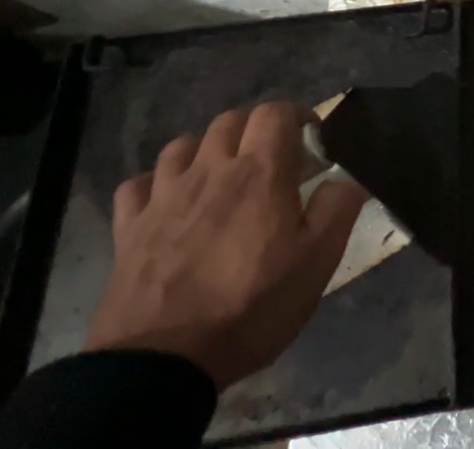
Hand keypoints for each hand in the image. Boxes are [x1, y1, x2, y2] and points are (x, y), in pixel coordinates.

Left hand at [83, 102, 367, 387]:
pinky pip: (138, 184)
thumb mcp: (318, 260)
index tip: (312, 140)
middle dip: (256, 128)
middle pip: (230, 120)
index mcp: (261, 172)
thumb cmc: (251, 305)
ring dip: (207, 149)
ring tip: (222, 175)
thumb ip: (338, 207)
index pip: (275, 113)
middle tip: (274, 159)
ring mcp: (163, 197)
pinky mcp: (128, 228)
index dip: (297, 115)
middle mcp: (210, 171)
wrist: (161, 361)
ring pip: (182, 145)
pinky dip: (156, 182)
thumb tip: (345, 177)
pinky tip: (169, 201)